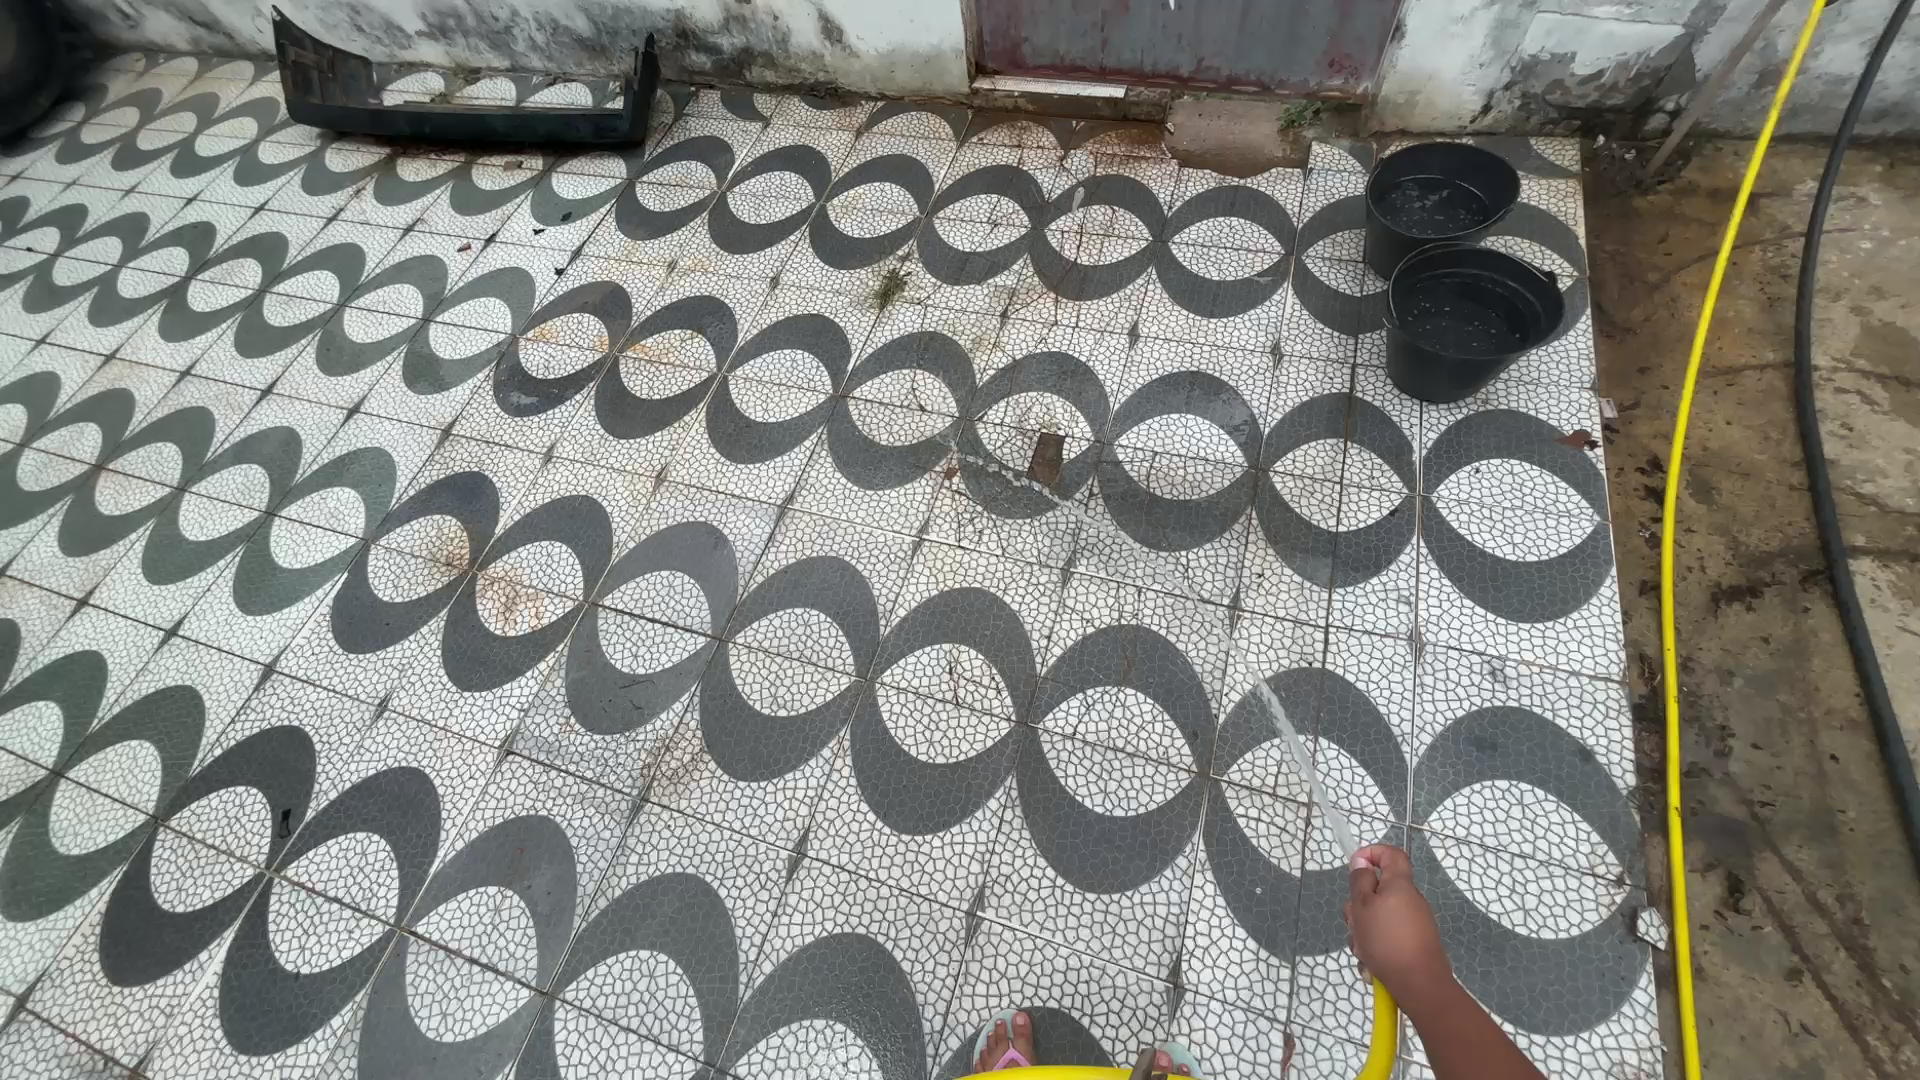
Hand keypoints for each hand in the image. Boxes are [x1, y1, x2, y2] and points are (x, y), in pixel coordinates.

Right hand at [1344, 844, 1454, 1009]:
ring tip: (1361, 949)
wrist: (1421, 987)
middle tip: (1353, 920)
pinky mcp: (1415, 945)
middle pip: (1379, 890)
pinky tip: (1370, 963)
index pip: (1392, 854)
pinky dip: (1376, 945)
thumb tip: (1362, 862)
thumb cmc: (1386, 940)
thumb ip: (1360, 880)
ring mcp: (1415, 924)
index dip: (1372, 852)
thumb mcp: (1362, 905)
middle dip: (1359, 904)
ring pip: (1380, 916)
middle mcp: (1410, 901)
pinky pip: (1388, 936)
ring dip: (1365, 929)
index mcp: (1400, 885)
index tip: (1355, 866)